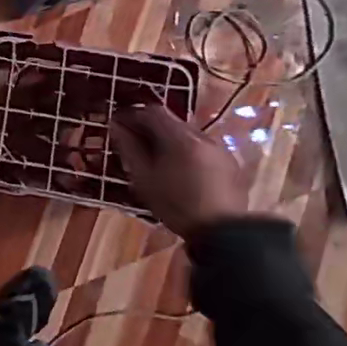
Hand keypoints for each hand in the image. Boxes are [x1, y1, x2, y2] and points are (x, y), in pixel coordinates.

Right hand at [111, 103, 247, 237]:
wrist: (224, 234)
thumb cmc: (177, 207)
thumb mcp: (144, 179)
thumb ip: (129, 148)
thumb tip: (116, 125)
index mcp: (180, 138)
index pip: (152, 111)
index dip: (132, 114)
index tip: (118, 124)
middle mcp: (203, 136)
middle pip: (171, 121)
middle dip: (150, 127)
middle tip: (133, 142)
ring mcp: (220, 148)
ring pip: (187, 133)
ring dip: (169, 139)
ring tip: (156, 158)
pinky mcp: (230, 162)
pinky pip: (201, 147)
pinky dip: (186, 150)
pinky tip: (180, 170)